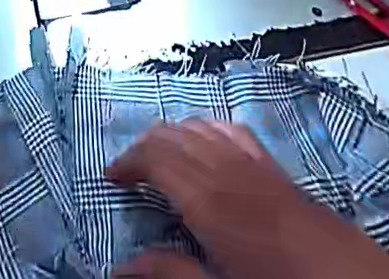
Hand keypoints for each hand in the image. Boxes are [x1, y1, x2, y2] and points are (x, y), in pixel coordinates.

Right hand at [106, 119, 388, 278]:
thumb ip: (172, 275)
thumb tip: (121, 268)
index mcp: (210, 200)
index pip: (155, 156)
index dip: (127, 161)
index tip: (110, 178)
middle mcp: (228, 170)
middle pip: (172, 135)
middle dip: (144, 147)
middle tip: (129, 173)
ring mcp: (255, 165)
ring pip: (198, 126)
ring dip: (171, 135)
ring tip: (158, 158)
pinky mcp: (277, 170)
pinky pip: (231, 129)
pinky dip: (206, 128)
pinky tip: (205, 143)